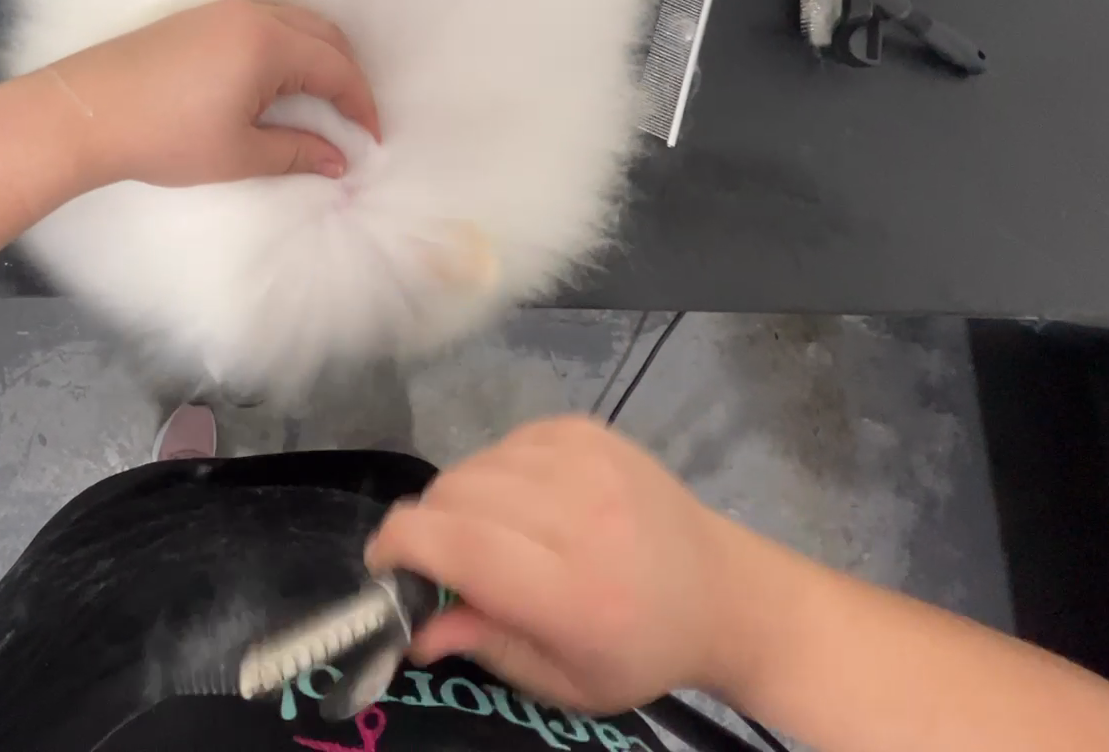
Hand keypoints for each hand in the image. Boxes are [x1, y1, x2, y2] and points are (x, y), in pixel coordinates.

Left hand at [38, 0, 381, 188]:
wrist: (86, 114)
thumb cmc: (165, 137)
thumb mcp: (239, 154)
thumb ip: (297, 152)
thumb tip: (339, 161)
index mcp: (268, 43)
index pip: (336, 67)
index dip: (361, 103)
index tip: (371, 138)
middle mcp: (252, 14)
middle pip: (324, 34)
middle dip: (347, 74)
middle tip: (351, 118)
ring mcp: (223, 10)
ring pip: (295, 23)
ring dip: (319, 57)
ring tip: (322, 102)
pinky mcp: (201, 17)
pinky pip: (266, 21)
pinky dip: (290, 47)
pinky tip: (280, 82)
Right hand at [366, 417, 739, 713]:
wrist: (724, 592)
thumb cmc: (637, 649)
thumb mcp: (561, 678)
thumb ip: (481, 642)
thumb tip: (411, 625)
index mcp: (573, 591)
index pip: (458, 544)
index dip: (401, 544)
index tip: (383, 562)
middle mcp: (577, 512)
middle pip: (454, 494)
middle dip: (429, 526)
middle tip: (444, 557)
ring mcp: (583, 459)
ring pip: (472, 464)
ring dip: (463, 499)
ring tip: (495, 530)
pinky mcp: (584, 429)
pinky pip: (502, 442)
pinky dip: (496, 472)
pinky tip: (528, 501)